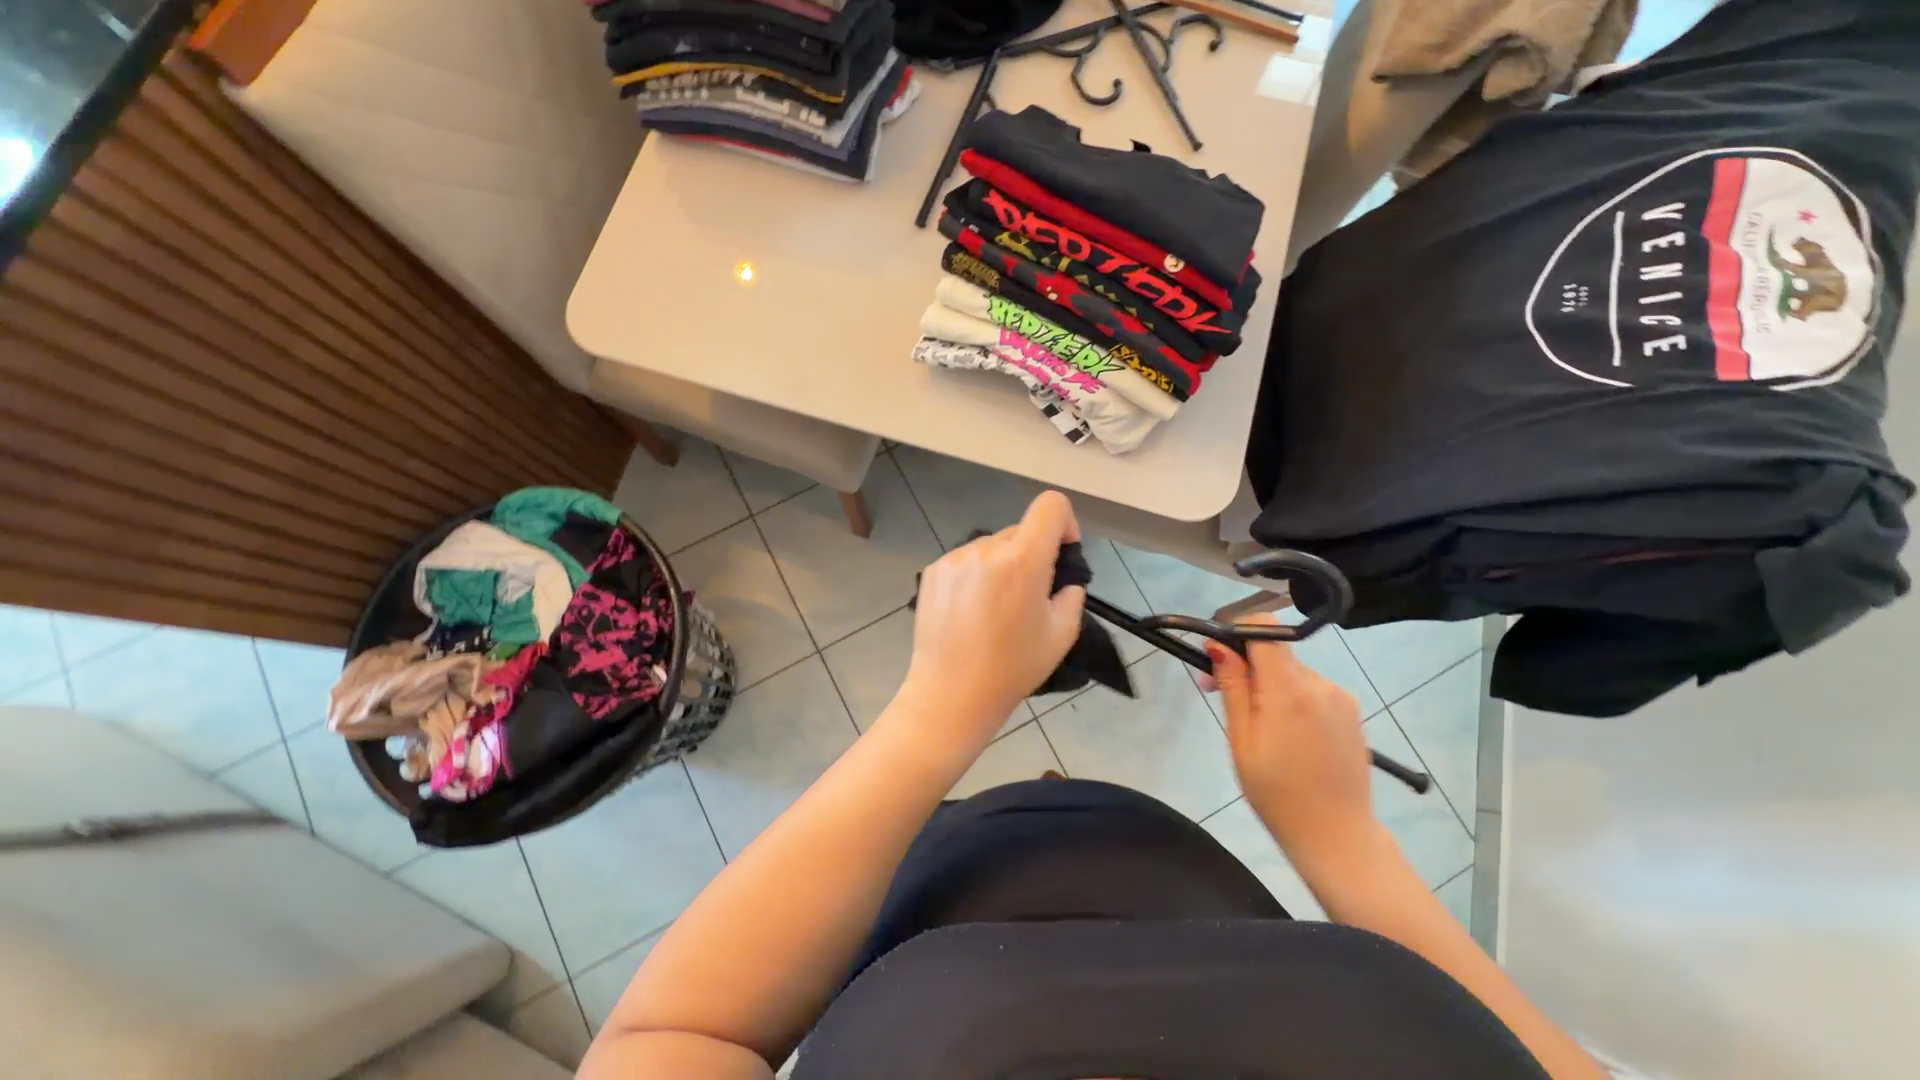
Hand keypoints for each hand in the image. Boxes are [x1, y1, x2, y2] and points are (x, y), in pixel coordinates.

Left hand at [897, 491, 1086, 750]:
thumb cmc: (1012, 668)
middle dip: (1032, 556)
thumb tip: (1063, 583)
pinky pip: (966, 562)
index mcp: (1023, 560)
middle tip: (1029, 598)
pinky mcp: (933, 571)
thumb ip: (1070, 596)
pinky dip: (976, 577)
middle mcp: (986, 549)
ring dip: (1001, 567)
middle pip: (1020, 532)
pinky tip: (971, 612)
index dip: (1065, 522)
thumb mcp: (1061, 635)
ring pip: (991, 548)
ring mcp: (955, 558)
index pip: (1051, 505)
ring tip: (995, 610)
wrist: (951, 693)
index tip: (1062, 553)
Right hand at [1207, 617, 1375, 863]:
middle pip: (1276, 653)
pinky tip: (1289, 738)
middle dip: (1247, 666)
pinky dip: (1293, 701)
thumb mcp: (1242, 741)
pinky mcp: (1352, 713)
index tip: (1219, 659)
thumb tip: (1219, 645)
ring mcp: (1341, 697)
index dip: (1237, 633)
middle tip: (1220, 696)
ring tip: (1259, 729)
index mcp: (1289, 689)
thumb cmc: (1277, 793)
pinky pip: (1313, 691)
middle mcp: (1320, 683)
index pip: (1265, 628)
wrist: (1336, 835)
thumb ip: (1233, 687)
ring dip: (1270, 687)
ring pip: (1293, 673)